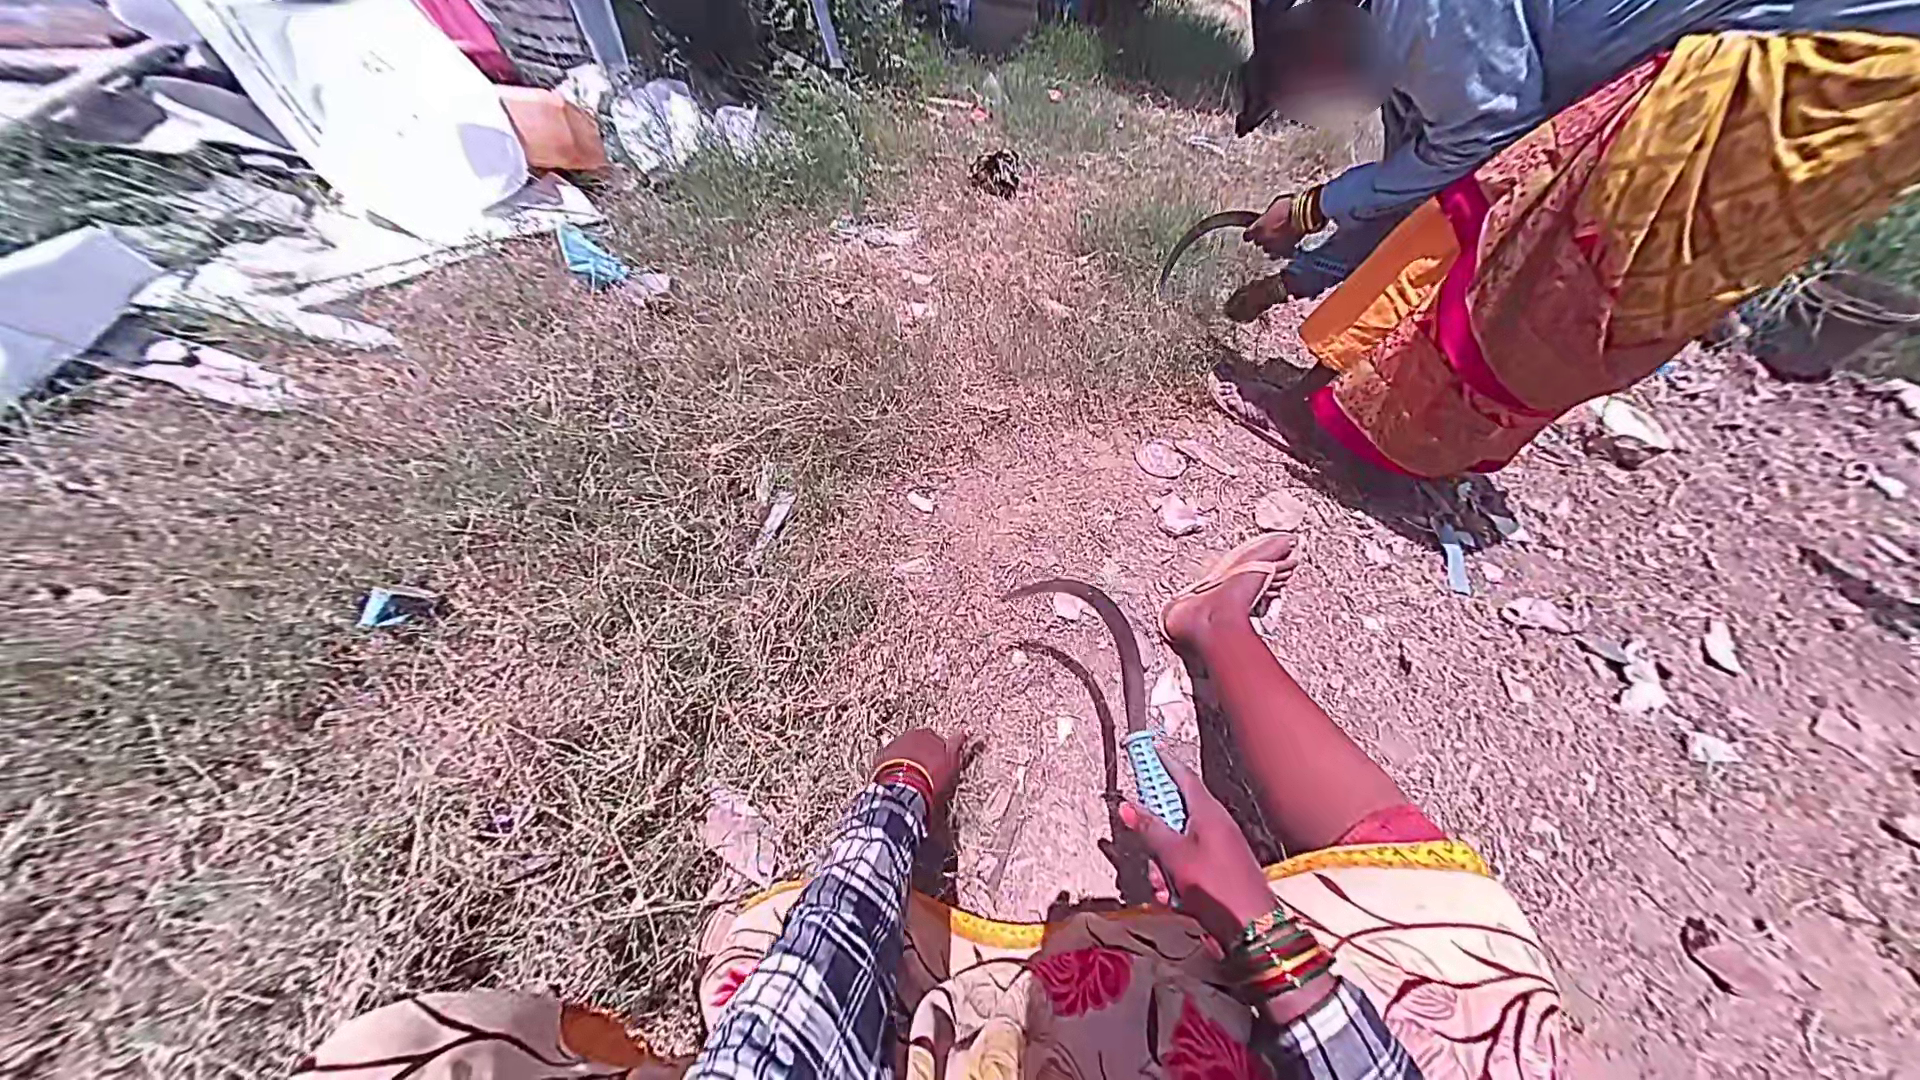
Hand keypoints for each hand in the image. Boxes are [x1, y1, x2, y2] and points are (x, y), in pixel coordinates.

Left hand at [871, 728, 969, 807]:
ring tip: (912, 778)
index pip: (936, 739)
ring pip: (903, 751)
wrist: (906, 789)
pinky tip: (898, 779)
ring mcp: (894, 745)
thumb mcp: (952, 763)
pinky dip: (894, 766)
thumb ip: (957, 745)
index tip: (939, 766)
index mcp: (929, 734)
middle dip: (921, 755)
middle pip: (917, 744)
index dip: (938, 753)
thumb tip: (965, 731)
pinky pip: (889, 760)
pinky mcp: (881, 757)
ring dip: (907, 760)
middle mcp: (910, 735)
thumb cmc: (932, 777)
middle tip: (925, 773)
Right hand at [1118, 754, 1274, 945]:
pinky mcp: (1220, 868)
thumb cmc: (1218, 887)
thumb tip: (1127, 806)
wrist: (1256, 933)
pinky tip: (1173, 896)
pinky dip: (1176, 874)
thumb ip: (1150, 828)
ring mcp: (1219, 846)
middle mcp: (1216, 824)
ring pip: (1178, 841)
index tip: (1145, 751)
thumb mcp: (1174, 855)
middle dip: (1155, 829)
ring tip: (1162, 882)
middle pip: (1175, 811)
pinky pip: (1188, 861)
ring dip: (1163, 860)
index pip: (1182, 775)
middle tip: (1145, 841)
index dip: (1162, 762)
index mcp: (1208, 811)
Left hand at [1244, 196, 1305, 258]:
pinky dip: (1284, 249)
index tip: (1254, 232)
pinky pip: (1281, 253)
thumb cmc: (1290, 207)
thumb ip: (1267, 215)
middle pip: (1259, 243)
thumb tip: (1267, 217)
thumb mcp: (1275, 206)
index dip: (1251, 233)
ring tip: (1282, 237)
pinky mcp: (1285, 253)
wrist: (1306, 215)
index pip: (1247, 235)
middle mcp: (1262, 241)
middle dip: (1264, 238)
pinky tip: (1290, 242)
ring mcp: (1273, 248)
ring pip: (1269, 250)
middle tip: (1273, 231)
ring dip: (1273, 245)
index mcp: (1257, 229)